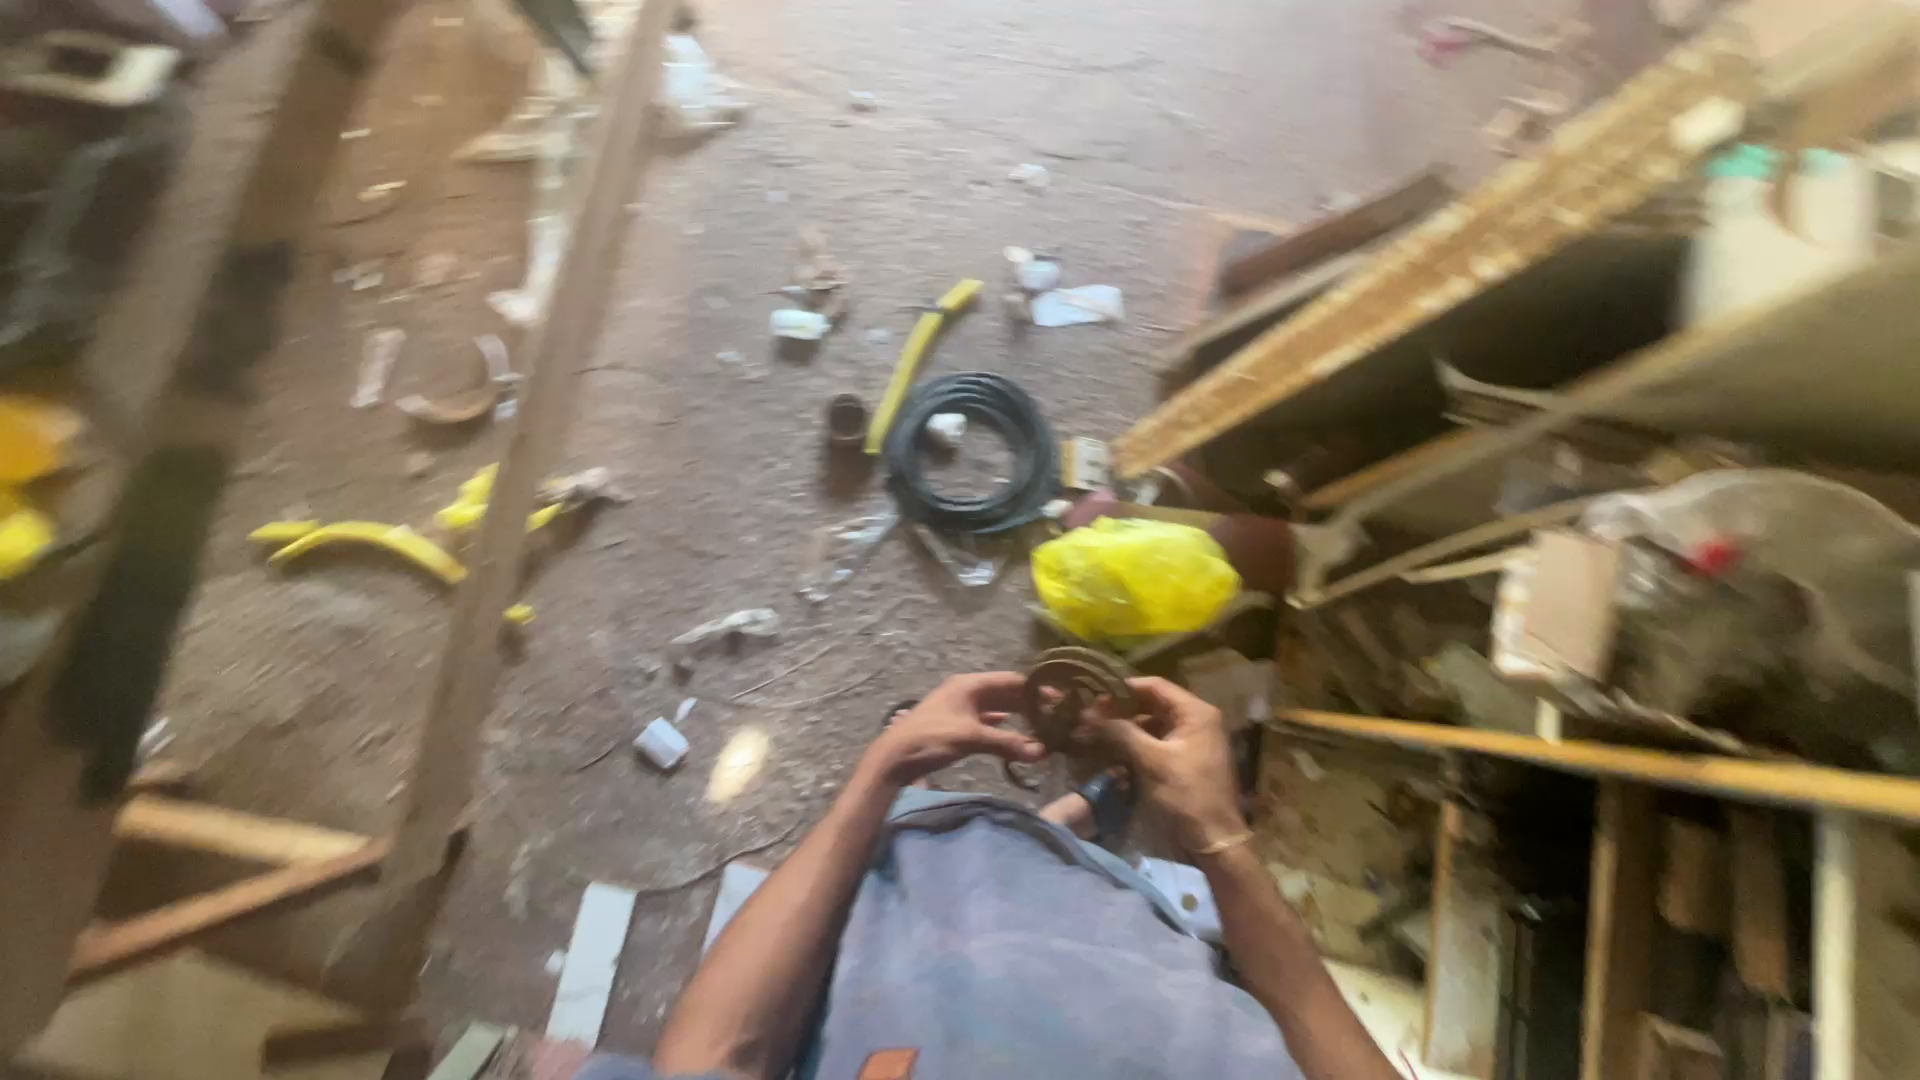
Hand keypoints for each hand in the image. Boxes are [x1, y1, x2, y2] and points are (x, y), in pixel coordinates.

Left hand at [864, 672, 1046, 785]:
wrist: (894, 757)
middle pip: (1005, 692)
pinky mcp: (956, 724)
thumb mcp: (970, 739)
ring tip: (1041, 724)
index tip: (1060, 698)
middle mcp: (967, 690)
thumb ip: (1006, 743)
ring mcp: (960, 707)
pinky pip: (986, 720)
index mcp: (970, 684)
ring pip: (996, 707)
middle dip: (1029, 702)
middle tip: (1056, 714)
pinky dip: (1002, 726)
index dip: (1036, 688)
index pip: (1011, 680)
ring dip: (1016, 714)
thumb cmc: (931, 738)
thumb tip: (1042, 752)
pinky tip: (1015, 732)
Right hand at [1080, 676, 1246, 851]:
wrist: (1214, 839)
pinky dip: (1137, 739)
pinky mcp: (1187, 755)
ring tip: (1097, 727)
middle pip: (1154, 702)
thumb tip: (1087, 712)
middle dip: (1122, 707)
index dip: (1124, 687)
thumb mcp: (1151, 761)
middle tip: (1091, 712)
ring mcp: (1193, 737)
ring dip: (1127, 724)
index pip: (1155, 685)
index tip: (1095, 693)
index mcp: (1196, 712)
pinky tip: (1114, 745)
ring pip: (1154, 721)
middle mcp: (1197, 718)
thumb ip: (1121, 732)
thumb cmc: (1187, 795)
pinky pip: (1158, 738)